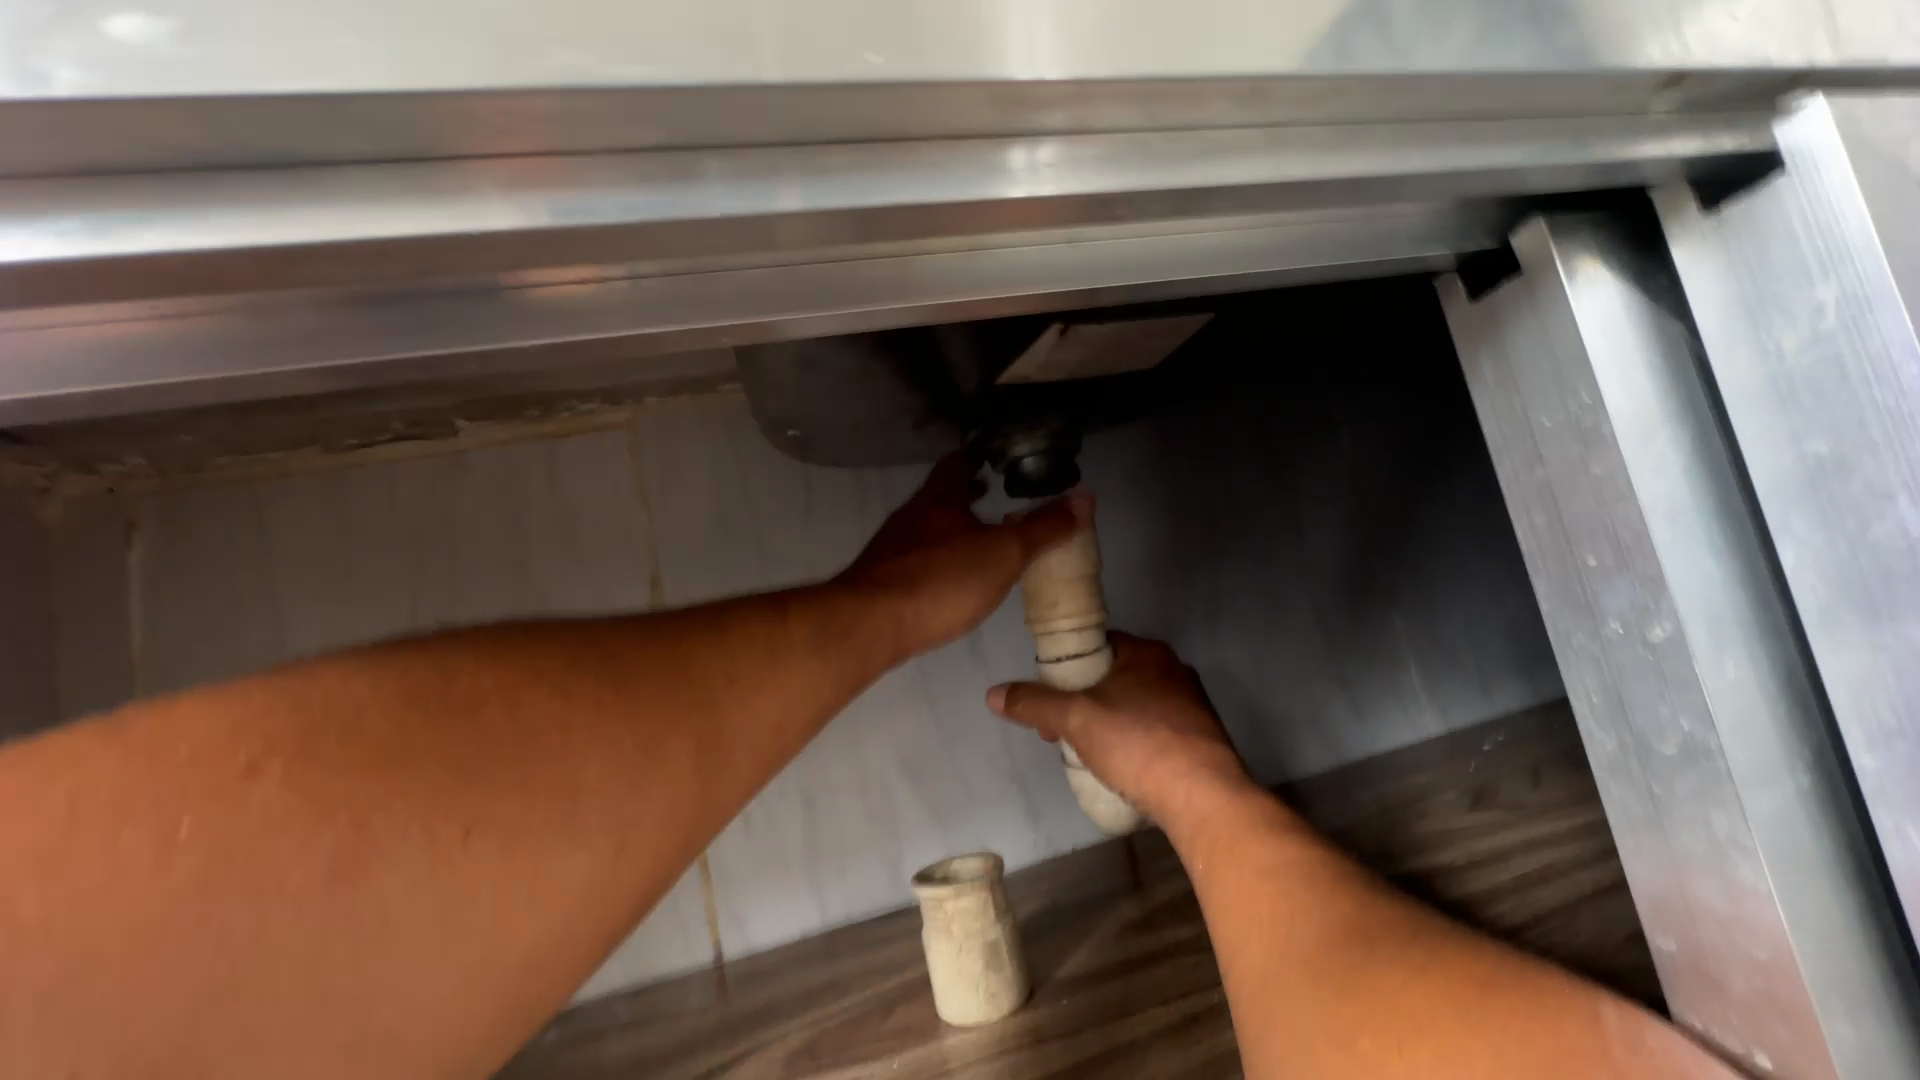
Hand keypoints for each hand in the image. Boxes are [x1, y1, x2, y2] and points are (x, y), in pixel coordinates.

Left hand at [838, 453, 1085, 655]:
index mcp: (939, 499)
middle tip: (993, 497)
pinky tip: (949, 582)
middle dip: (965, 496)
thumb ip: (1043, 528)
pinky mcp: (881, 581)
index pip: (957, 463)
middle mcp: (911, 516)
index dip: (976, 457)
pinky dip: (936, 561)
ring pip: (926, 529)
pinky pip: (915, 560)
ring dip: (951, 529)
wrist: (870, 624)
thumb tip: (1086, 497)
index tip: (994, 458)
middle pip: (939, 496)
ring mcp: (891, 549)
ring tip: (979, 540)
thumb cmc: (942, 580)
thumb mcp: (1005, 554)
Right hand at [988, 633, 1252, 825]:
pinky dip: (1132, 744)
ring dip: (1105, 725)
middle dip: (1080, 703)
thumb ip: (1034, 703)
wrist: (1204, 797)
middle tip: (1056, 733)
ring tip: (1084, 755)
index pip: (1095, 644)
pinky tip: (1120, 770)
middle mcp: (1173, 670)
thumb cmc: (1138, 744)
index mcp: (1146, 652)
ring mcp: (1191, 705)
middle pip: (1112, 677)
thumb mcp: (1075, 719)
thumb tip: (994, 694)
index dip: (1063, 669)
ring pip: (1132, 706)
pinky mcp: (1200, 739)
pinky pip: (1153, 731)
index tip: (1046, 699)